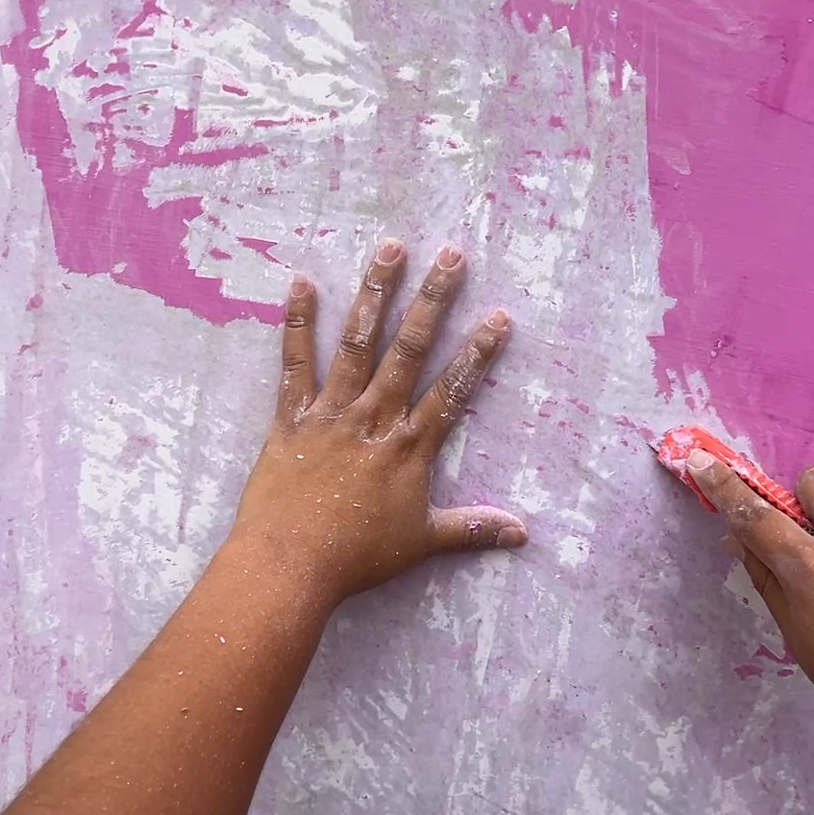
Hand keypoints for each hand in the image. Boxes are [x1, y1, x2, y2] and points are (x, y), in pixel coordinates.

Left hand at [225, 239, 526, 604]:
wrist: (289, 564)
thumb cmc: (357, 556)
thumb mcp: (423, 542)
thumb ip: (472, 529)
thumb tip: (524, 534)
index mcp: (409, 446)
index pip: (452, 390)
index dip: (478, 353)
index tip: (498, 316)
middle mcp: (374, 417)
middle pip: (409, 350)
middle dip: (433, 300)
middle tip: (450, 256)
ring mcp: (332, 412)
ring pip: (357, 343)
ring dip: (375, 294)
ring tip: (390, 249)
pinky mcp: (292, 416)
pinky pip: (294, 363)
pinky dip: (297, 323)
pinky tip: (301, 283)